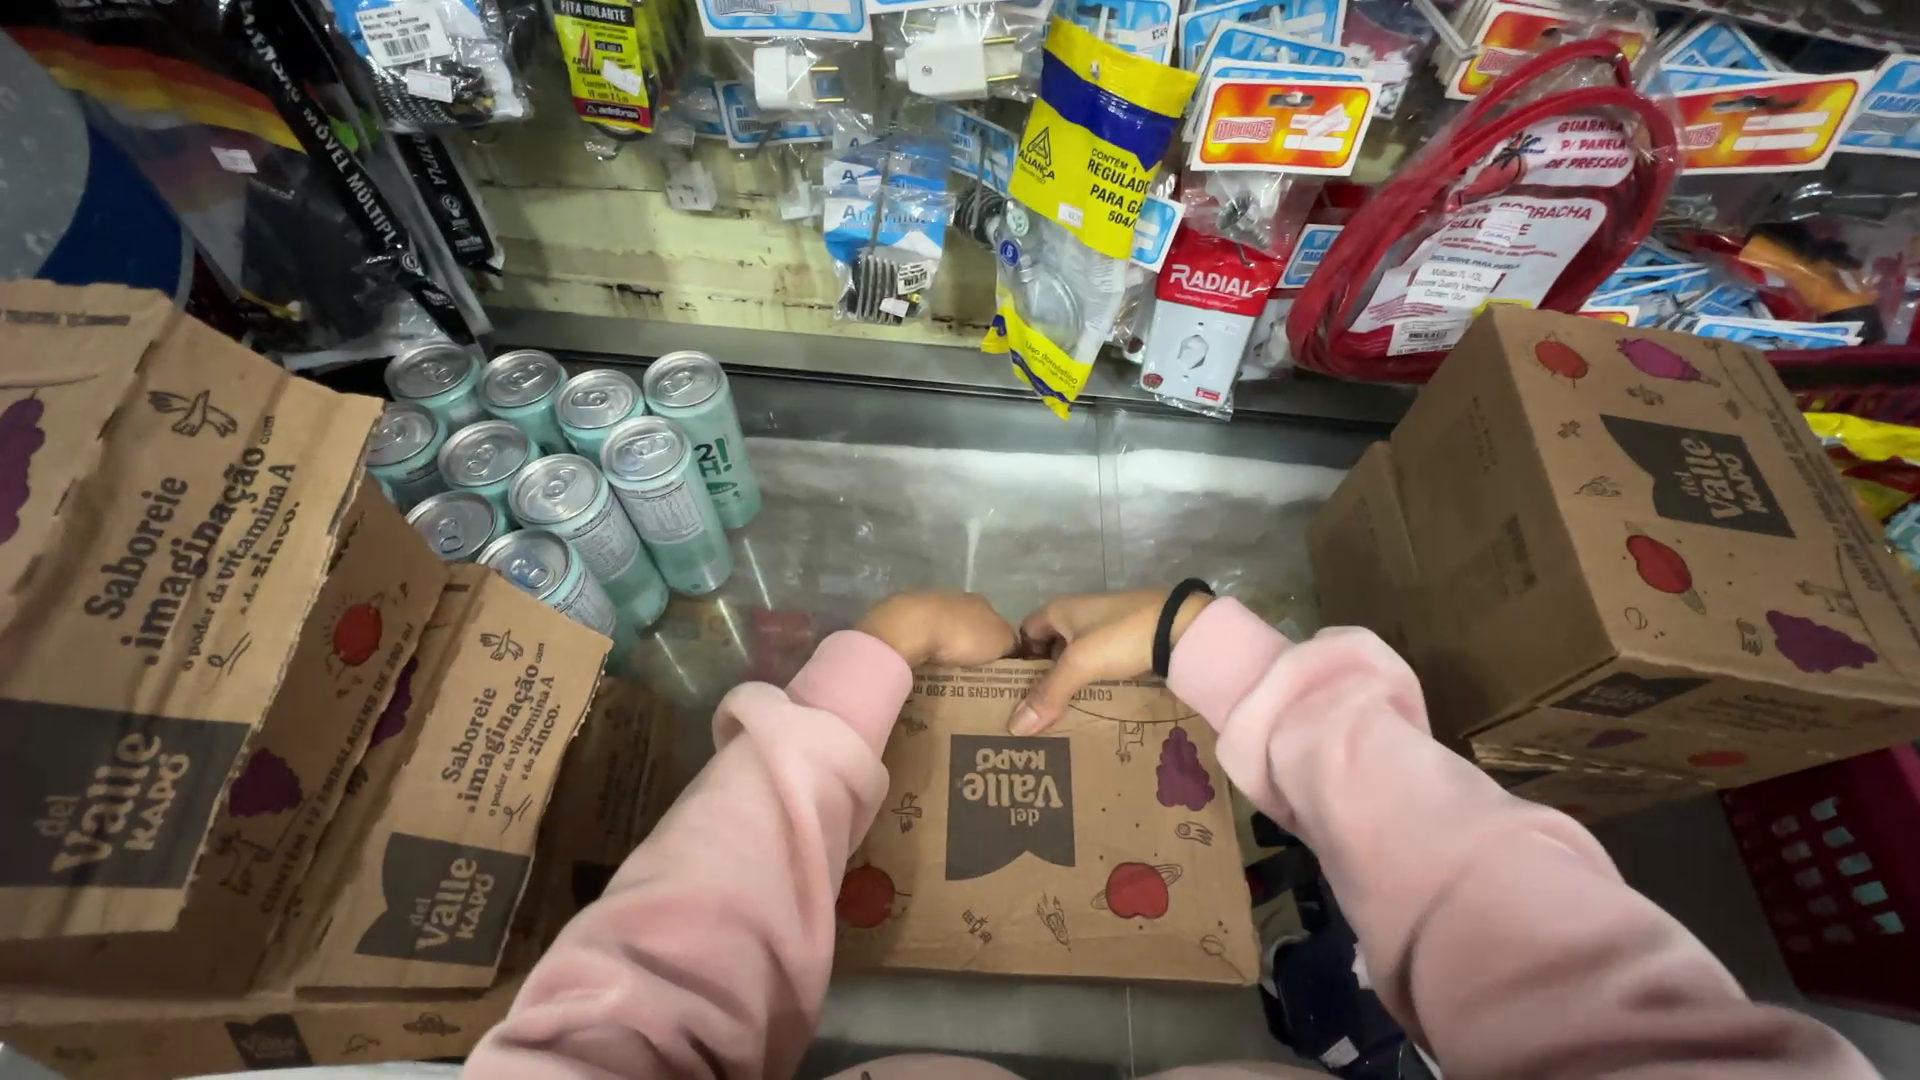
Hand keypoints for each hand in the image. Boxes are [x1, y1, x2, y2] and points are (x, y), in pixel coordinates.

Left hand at [856, 591, 1016, 667]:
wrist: (911, 627)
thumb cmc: (963, 635)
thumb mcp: (1001, 641)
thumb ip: (1012, 644)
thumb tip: (1015, 649)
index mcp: (981, 603)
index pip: (997, 624)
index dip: (999, 645)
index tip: (996, 668)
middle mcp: (955, 599)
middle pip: (969, 626)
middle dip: (970, 646)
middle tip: (971, 673)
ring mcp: (926, 605)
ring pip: (943, 630)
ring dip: (945, 647)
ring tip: (946, 673)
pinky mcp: (903, 617)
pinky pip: (921, 636)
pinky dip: (924, 648)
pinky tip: (923, 663)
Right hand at [1010, 588, 1212, 734]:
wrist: (1182, 627)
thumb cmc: (1121, 636)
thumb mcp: (1080, 664)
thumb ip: (1049, 694)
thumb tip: (1014, 727)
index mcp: (1060, 609)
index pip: (1025, 632)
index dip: (1019, 658)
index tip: (1016, 690)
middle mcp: (1079, 614)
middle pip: (1050, 647)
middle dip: (1044, 676)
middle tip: (1035, 710)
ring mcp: (1105, 627)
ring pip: (1076, 658)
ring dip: (1069, 681)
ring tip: (1060, 715)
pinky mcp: (1127, 642)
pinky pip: (1099, 664)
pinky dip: (1093, 682)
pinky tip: (1092, 705)